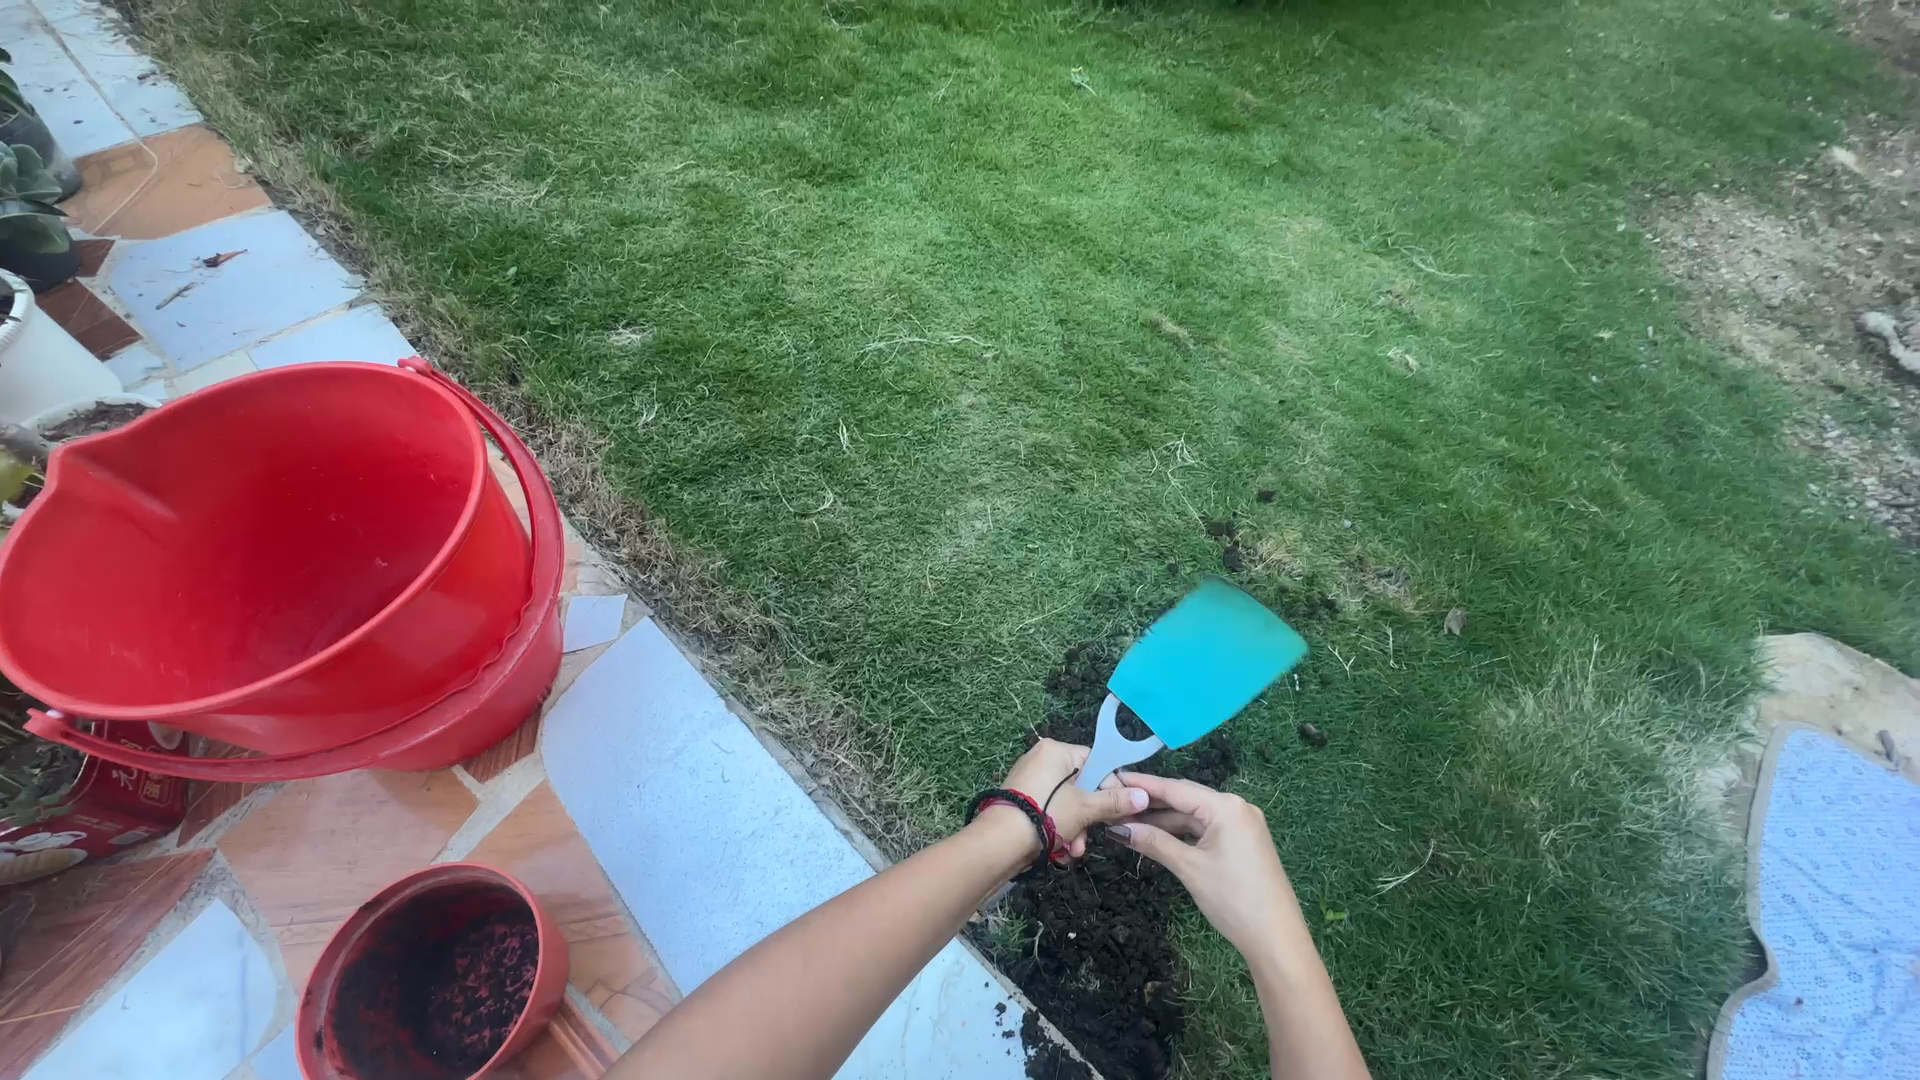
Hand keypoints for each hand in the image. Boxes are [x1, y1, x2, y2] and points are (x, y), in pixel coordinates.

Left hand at [997, 739, 1148, 858]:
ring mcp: (1030, 780)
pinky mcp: (1022, 800)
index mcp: (1055, 751)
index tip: (1121, 809)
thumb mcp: (1085, 808)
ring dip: (1076, 829)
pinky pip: (1050, 811)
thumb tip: (1143, 795)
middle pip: (1081, 786)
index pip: (1095, 761)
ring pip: (1066, 803)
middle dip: (1090, 816)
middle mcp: (1041, 759)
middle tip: (1094, 835)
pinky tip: (1060, 851)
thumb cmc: (1046, 813)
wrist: (999, 842)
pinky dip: (1058, 830)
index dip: (1111, 787)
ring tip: (1074, 850)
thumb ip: (1114, 802)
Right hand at [1107, 772, 1300, 956]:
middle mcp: (1236, 807)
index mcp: (1226, 806)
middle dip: (1152, 803)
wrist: (1277, 940)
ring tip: (1131, 822)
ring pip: (1195, 814)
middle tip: (1117, 803)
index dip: (1143, 784)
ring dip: (1166, 819)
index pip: (1175, 789)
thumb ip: (1154, 842)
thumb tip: (1118, 829)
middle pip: (1185, 798)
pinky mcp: (1243, 841)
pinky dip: (1183, 832)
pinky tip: (1160, 836)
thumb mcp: (1189, 868)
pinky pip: (1206, 828)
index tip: (1114, 778)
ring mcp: (1242, 824)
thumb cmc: (1233, 899)